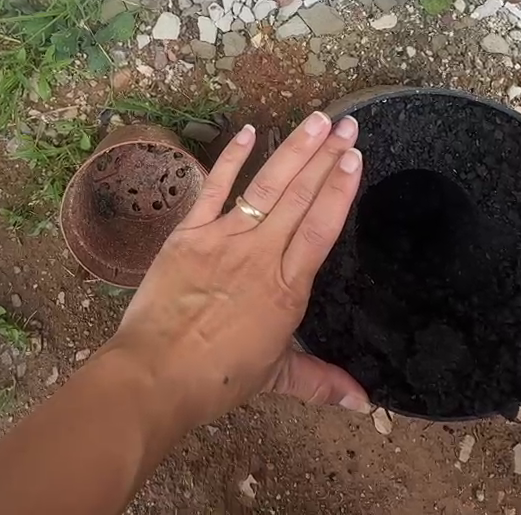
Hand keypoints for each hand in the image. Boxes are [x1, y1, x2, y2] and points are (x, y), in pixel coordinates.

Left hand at [96, 112, 368, 430]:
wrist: (156, 373)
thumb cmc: (217, 379)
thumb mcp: (275, 379)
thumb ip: (320, 382)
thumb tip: (365, 401)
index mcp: (287, 288)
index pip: (321, 228)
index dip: (339, 190)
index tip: (354, 157)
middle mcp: (261, 254)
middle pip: (300, 197)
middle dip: (326, 157)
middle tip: (347, 124)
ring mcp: (224, 237)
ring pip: (266, 185)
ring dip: (294, 150)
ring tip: (316, 119)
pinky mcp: (190, 231)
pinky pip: (215, 187)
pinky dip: (232, 158)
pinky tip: (250, 131)